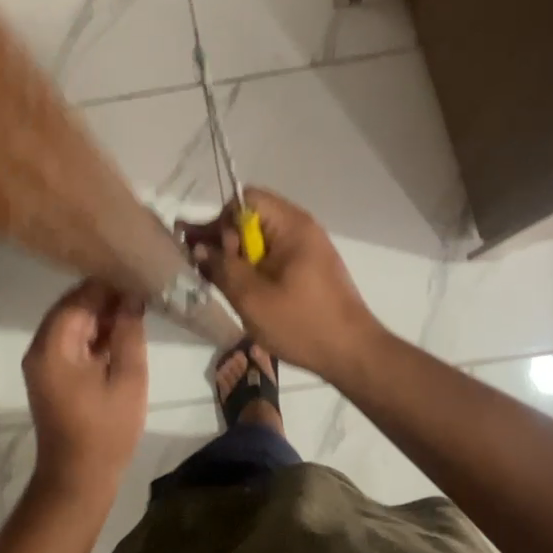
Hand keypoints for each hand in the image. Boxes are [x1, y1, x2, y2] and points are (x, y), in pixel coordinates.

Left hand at [22, 281, 147, 496]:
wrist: (77, 480)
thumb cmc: (106, 431)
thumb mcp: (128, 378)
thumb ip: (128, 332)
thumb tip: (131, 296)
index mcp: (54, 346)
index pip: (80, 297)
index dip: (109, 284)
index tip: (138, 276)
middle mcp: (40, 348)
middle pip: (72, 307)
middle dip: (105, 297)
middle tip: (141, 292)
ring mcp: (42, 363)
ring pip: (72, 323)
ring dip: (101, 316)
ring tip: (136, 310)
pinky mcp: (49, 375)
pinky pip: (70, 342)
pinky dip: (93, 335)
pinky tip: (121, 334)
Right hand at [191, 187, 385, 381]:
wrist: (353, 353)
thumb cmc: (301, 323)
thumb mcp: (251, 297)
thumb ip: (221, 267)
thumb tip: (199, 247)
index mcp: (291, 225)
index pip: (245, 199)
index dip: (221, 220)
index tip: (210, 250)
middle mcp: (302, 226)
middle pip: (253, 216)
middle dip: (225, 238)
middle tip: (202, 264)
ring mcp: (309, 246)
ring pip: (262, 236)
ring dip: (238, 253)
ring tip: (217, 278)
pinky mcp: (311, 266)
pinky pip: (275, 252)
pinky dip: (255, 264)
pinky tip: (242, 287)